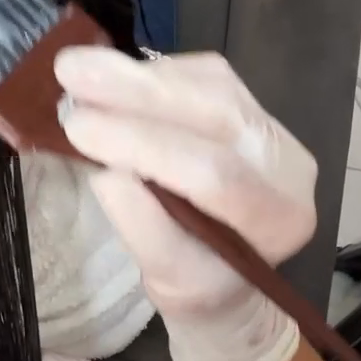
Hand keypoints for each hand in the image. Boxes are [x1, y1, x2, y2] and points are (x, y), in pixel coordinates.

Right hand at [56, 47, 317, 360]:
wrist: (225, 279)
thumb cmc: (198, 289)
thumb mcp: (168, 281)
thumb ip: (145, 231)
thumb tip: (106, 174)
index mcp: (280, 220)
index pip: (213, 174)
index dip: (143, 145)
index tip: (78, 129)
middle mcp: (290, 167)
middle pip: (216, 114)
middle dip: (137, 92)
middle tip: (70, 73)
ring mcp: (274, 131)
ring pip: (211, 85)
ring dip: (139, 75)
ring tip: (78, 70)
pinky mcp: (251, 109)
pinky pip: (205, 77)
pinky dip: (153, 73)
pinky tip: (111, 76)